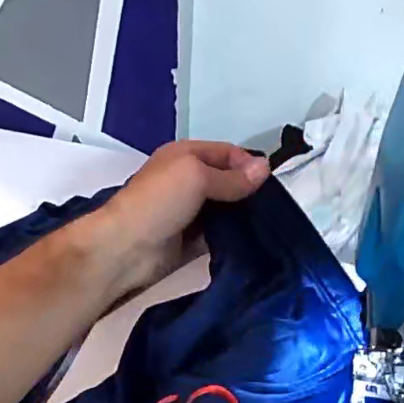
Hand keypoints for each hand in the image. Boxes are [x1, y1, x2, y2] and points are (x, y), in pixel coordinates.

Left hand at [75, 140, 268, 293]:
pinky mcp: (193, 240)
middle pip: (229, 182)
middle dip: (250, 191)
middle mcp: (188, 181)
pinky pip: (221, 234)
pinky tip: (255, 242)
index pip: (227, 153)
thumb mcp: (196, 176)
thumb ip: (231, 176)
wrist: (126, 249)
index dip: (249, 165)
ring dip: (245, 216)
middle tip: (277, 207)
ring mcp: (190, 212)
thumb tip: (266, 168)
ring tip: (272, 225)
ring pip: (227, 209)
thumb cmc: (158, 202)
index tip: (273, 184)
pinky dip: (235, 237)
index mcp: (185, 156)